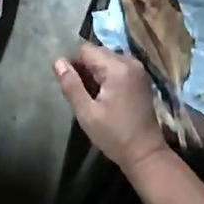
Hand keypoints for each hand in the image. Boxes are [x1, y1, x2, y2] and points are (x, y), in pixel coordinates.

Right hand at [54, 42, 169, 174]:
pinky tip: (104, 96)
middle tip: (79, 93)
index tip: (68, 83)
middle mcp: (129, 61)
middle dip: (84, 68)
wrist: (146, 154)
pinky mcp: (141, 78)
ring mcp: (138, 69)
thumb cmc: (114, 135)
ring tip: (90, 96)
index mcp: (117, 67)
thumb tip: (58, 61)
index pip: (86, 50)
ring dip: (95, 73)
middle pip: (97, 53)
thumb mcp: (87, 113)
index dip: (72, 63)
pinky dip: (107, 76)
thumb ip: (71, 85)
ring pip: (107, 59)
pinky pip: (117, 67)